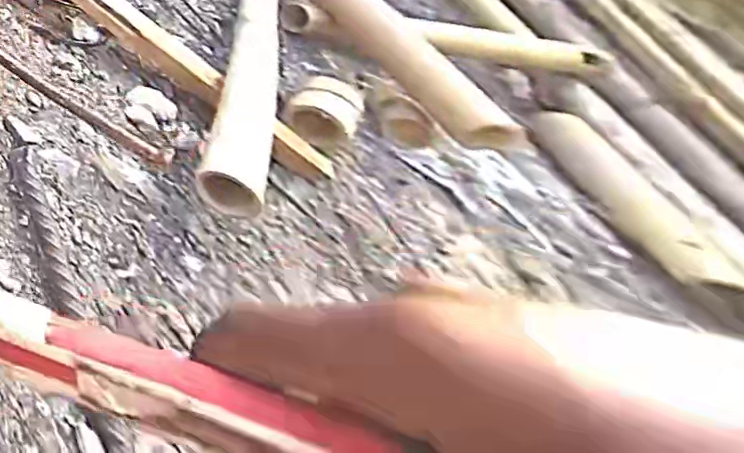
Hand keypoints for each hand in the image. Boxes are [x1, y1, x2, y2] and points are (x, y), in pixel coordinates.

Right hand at [192, 286, 743, 451]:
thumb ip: (346, 452)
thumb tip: (262, 442)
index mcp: (393, 341)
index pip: (241, 339)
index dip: (211, 389)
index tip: (213, 439)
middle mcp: (418, 306)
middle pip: (310, 359)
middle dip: (321, 427)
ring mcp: (479, 311)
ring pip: (381, 367)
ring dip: (388, 426)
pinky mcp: (532, 327)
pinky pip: (445, 364)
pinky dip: (444, 416)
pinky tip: (518, 449)